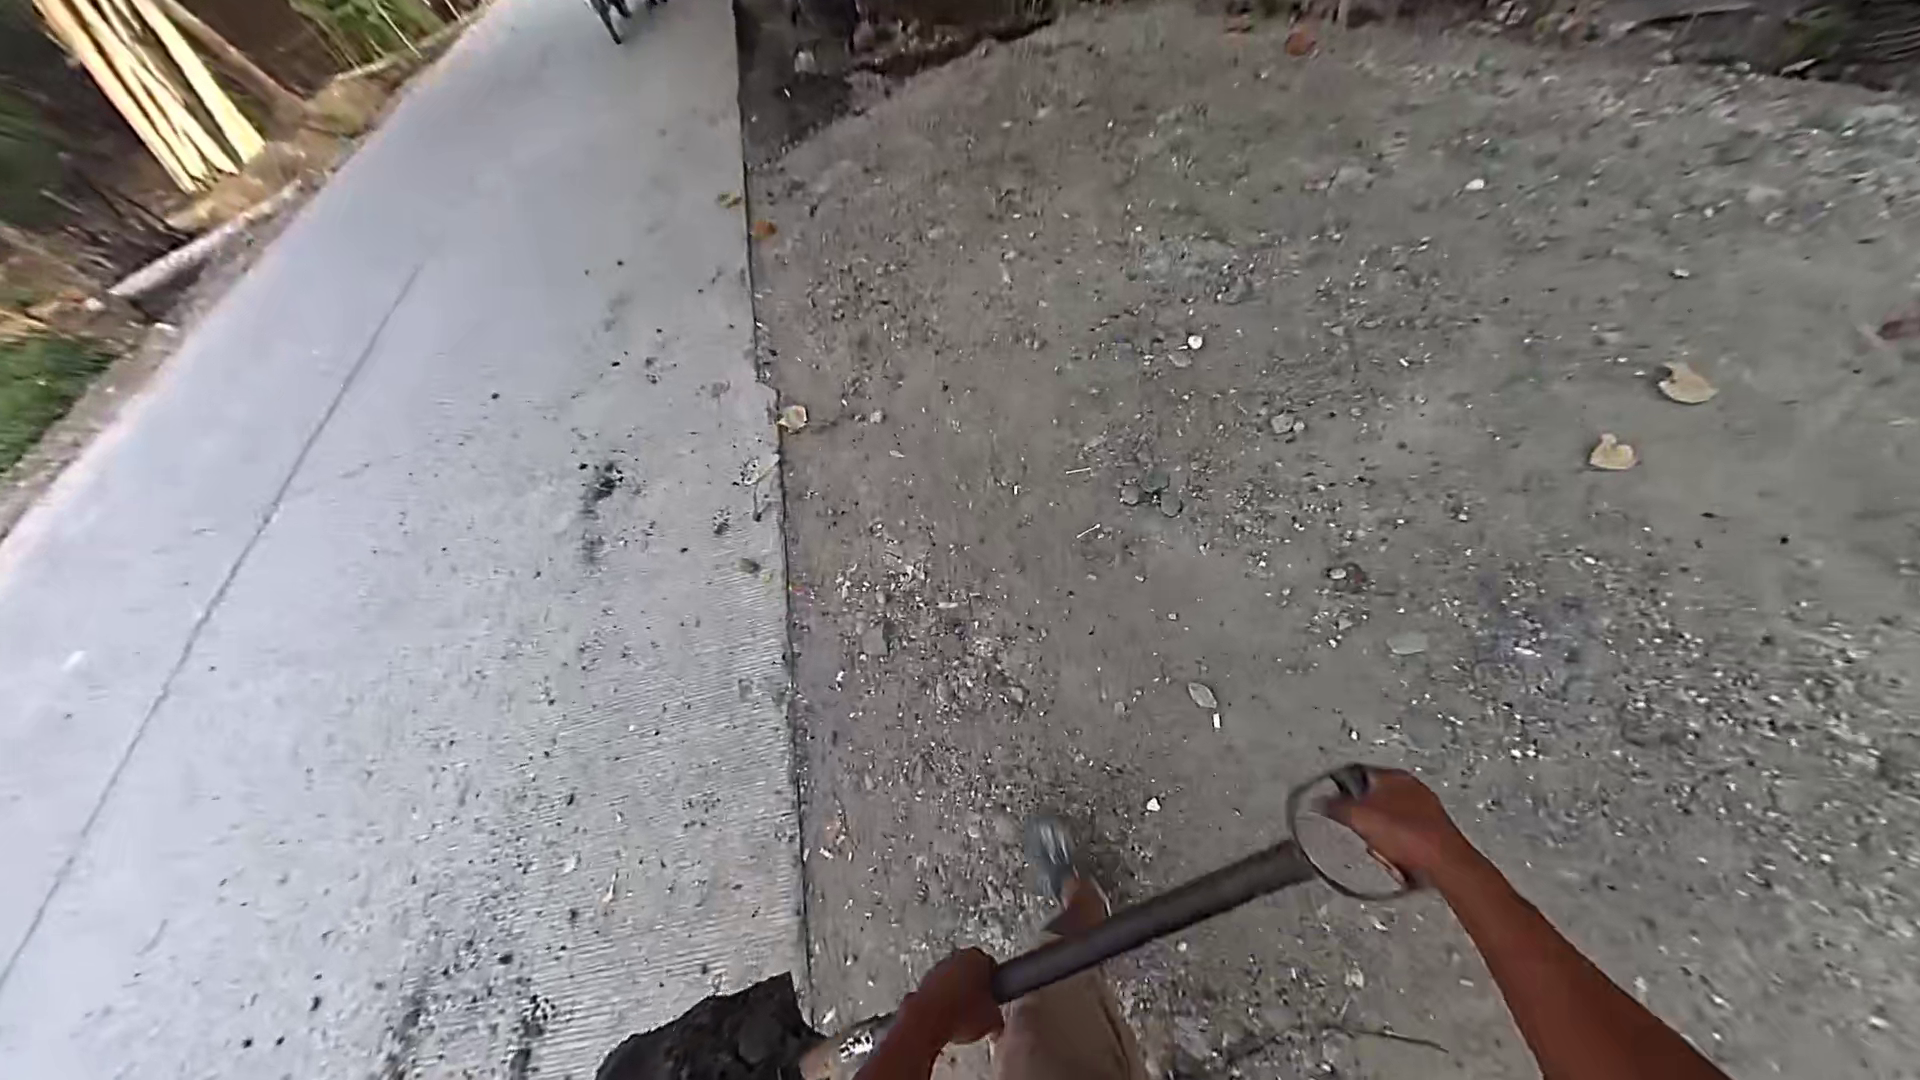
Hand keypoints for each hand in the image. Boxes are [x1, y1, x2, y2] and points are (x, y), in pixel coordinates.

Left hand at [902, 948, 1002, 1045]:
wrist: (930, 1020)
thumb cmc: (962, 1013)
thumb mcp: (992, 1021)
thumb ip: (997, 1018)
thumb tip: (996, 1023)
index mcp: (977, 957)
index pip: (991, 966)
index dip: (994, 984)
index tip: (994, 998)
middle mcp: (957, 956)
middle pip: (971, 970)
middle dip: (975, 986)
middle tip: (979, 1008)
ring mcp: (939, 967)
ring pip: (954, 978)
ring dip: (957, 992)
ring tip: (962, 1016)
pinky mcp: (925, 980)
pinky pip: (939, 990)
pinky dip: (943, 1000)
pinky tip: (946, 1018)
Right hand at [1323, 767, 1480, 884]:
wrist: (1446, 867)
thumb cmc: (1406, 834)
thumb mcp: (1355, 816)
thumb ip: (1333, 806)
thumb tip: (1321, 803)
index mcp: (1395, 775)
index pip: (1357, 772)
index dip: (1340, 786)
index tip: (1332, 799)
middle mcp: (1414, 789)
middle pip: (1374, 797)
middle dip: (1363, 814)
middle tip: (1357, 825)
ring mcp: (1429, 812)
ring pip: (1391, 818)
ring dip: (1381, 832)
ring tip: (1377, 846)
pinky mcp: (1438, 836)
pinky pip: (1407, 836)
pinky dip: (1398, 846)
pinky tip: (1395, 857)